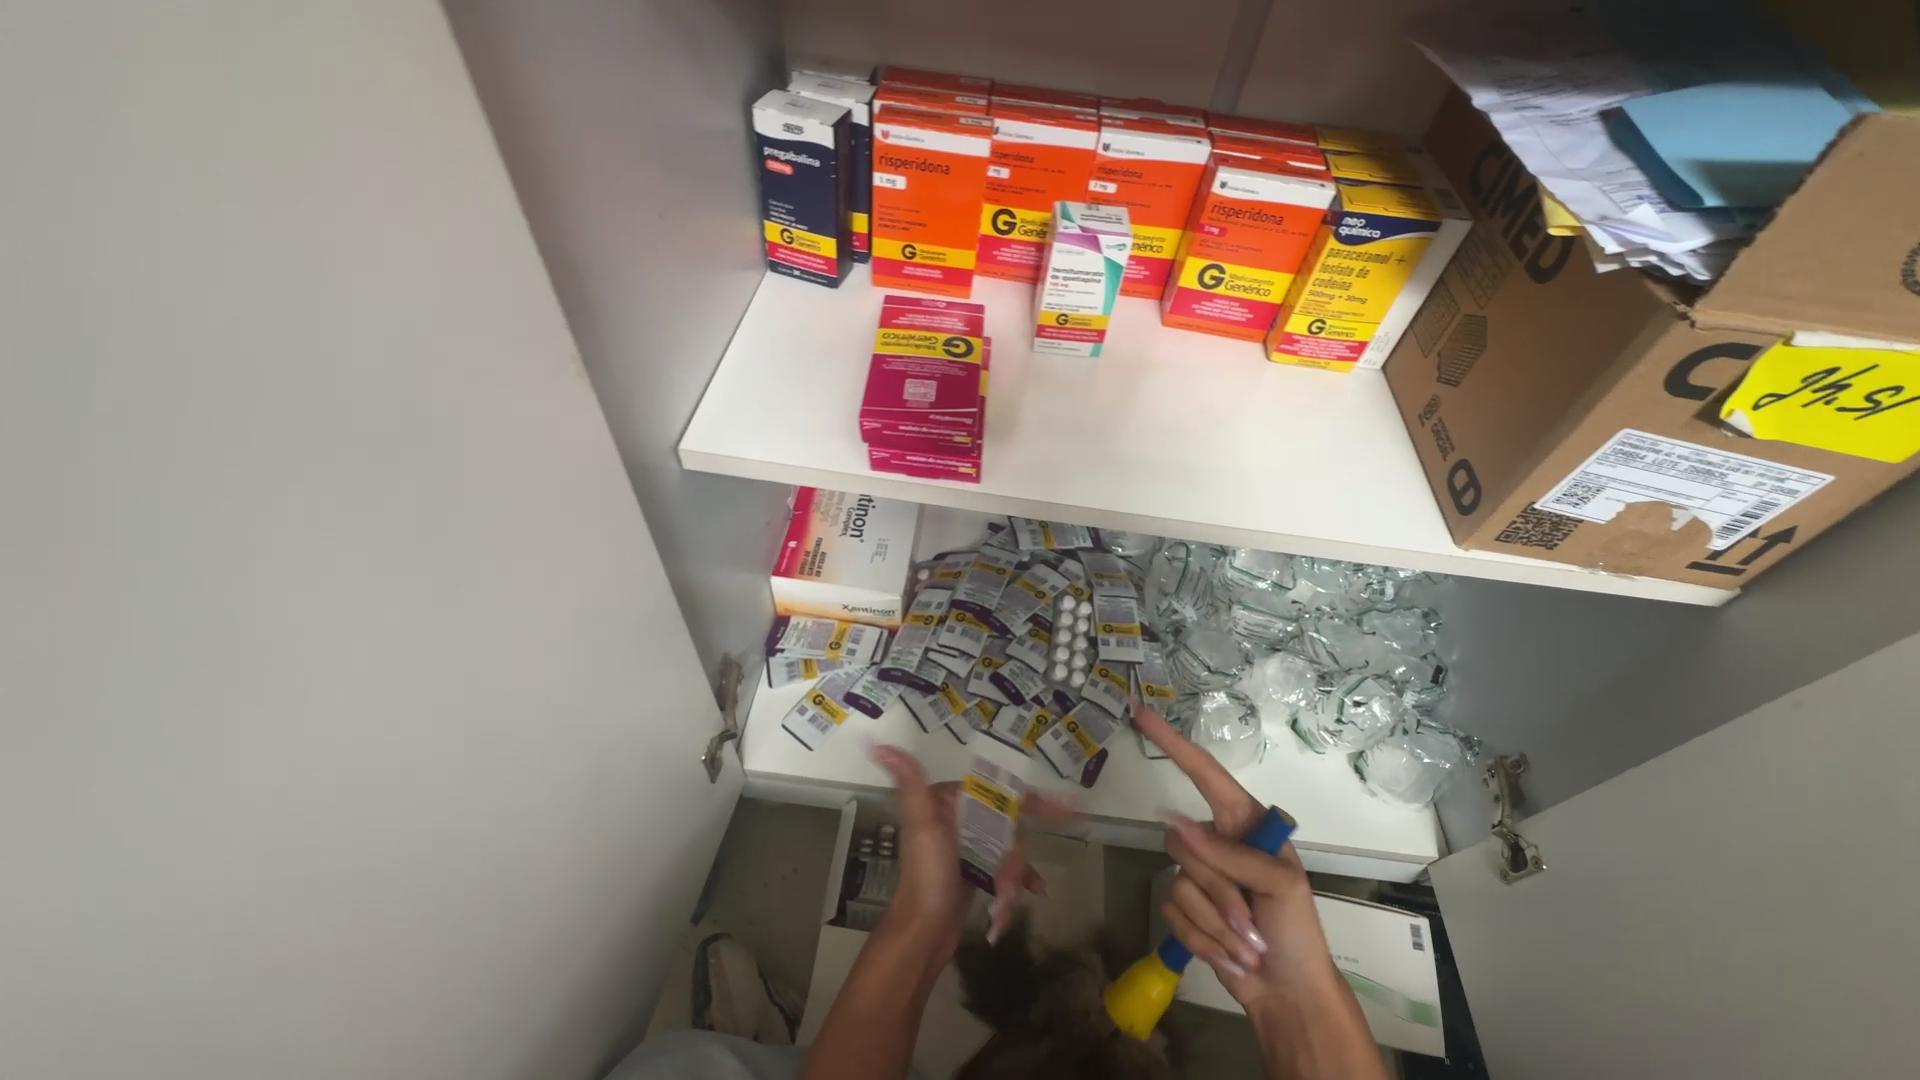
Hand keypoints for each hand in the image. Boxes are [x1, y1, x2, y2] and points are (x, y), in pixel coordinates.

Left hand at [866, 743, 1063, 962]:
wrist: (922, 932)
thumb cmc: (926, 875)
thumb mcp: (921, 823)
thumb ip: (910, 783)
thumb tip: (877, 746)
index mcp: (949, 801)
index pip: (1000, 793)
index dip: (1035, 802)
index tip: (1069, 811)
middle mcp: (958, 819)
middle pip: (1010, 828)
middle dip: (1014, 860)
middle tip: (1007, 886)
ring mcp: (968, 846)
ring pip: (1011, 851)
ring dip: (1013, 877)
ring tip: (1004, 902)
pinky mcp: (975, 871)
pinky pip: (1008, 871)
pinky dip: (1019, 884)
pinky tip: (1032, 896)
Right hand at [1135, 709, 1339, 1010]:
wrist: (1289, 993)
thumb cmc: (1297, 931)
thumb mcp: (1278, 885)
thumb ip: (1229, 853)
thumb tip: (1174, 824)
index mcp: (1245, 823)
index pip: (1205, 774)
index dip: (1173, 743)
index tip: (1142, 715)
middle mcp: (1217, 842)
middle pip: (1183, 843)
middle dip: (1218, 891)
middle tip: (1250, 923)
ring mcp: (1200, 876)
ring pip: (1179, 883)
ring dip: (1214, 922)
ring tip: (1245, 943)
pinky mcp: (1185, 908)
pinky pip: (1173, 912)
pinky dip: (1203, 939)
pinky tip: (1228, 953)